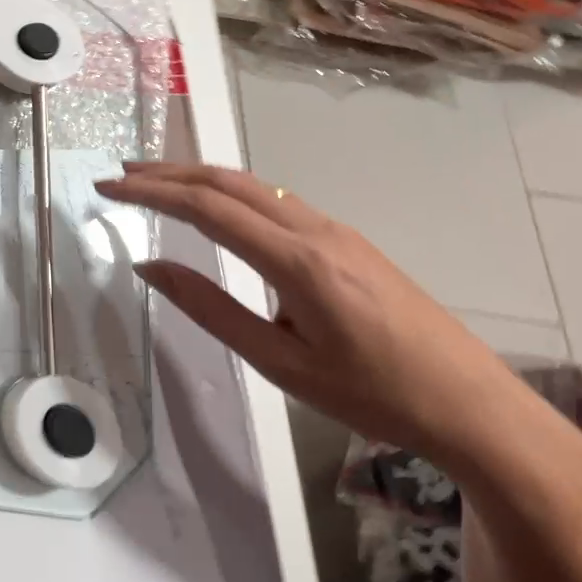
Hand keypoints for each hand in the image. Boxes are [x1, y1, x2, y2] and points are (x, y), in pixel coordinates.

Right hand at [95, 163, 520, 458]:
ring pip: (254, 185)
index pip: (206, 208)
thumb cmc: (372, 393)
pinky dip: (229, 189)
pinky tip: (215, 204)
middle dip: (168, 172)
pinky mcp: (350, 242)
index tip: (106, 189)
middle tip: (120, 174)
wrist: (475, 408)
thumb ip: (209, 308)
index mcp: (296, 262)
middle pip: (228, 183)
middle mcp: (316, 232)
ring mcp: (338, 232)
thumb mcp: (279, 361)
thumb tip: (148, 265)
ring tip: (155, 180)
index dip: (150, 193)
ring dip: (198, 176)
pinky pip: (276, 199)